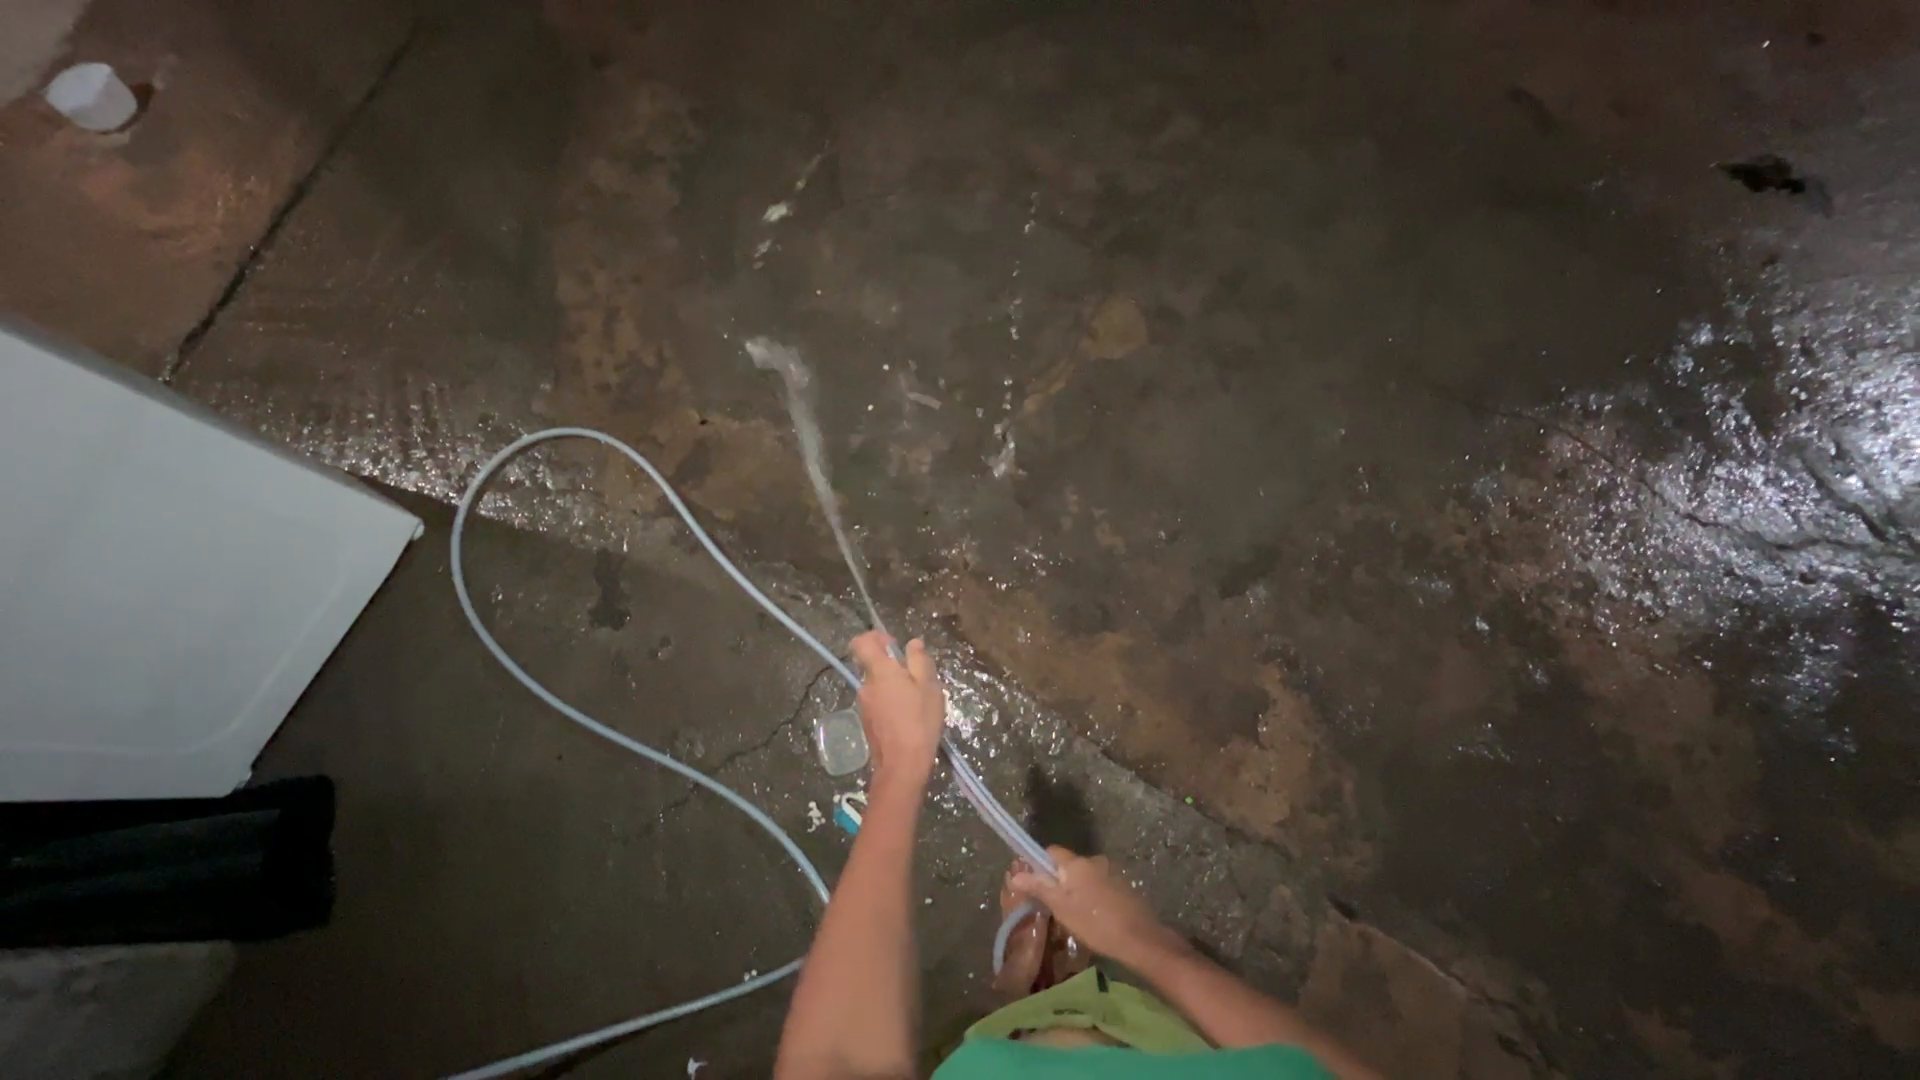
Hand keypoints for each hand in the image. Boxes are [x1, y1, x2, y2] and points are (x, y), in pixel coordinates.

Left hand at [851, 632, 945, 784]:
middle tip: (918, 680)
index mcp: (879, 671)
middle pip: (874, 666)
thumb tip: (913, 644)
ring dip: (895, 688)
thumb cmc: (919, 721)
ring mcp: (863, 706)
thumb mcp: (929, 687)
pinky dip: (891, 704)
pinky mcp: (867, 723)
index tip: (894, 645)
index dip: (875, 638)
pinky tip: (909, 718)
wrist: (902, 765)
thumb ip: (920, 661)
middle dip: (894, 668)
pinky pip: (878, 703)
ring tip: (917, 702)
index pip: (861, 643)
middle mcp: (865, 685)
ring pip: (878, 686)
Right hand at [1009, 847, 1185, 966]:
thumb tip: (1014, 874)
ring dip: (1079, 889)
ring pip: (1085, 876)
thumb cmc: (1095, 923)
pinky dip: (1094, 896)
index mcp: (1076, 862)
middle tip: (1055, 906)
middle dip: (1060, 881)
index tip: (1036, 884)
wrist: (1140, 939)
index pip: (1051, 852)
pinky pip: (1100, 885)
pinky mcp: (1125, 885)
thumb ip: (1039, 887)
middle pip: (1069, 865)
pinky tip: (1096, 917)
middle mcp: (1094, 860)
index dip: (1040, 864)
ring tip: (1077, 915)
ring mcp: (1112, 871)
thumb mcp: (1062, 907)